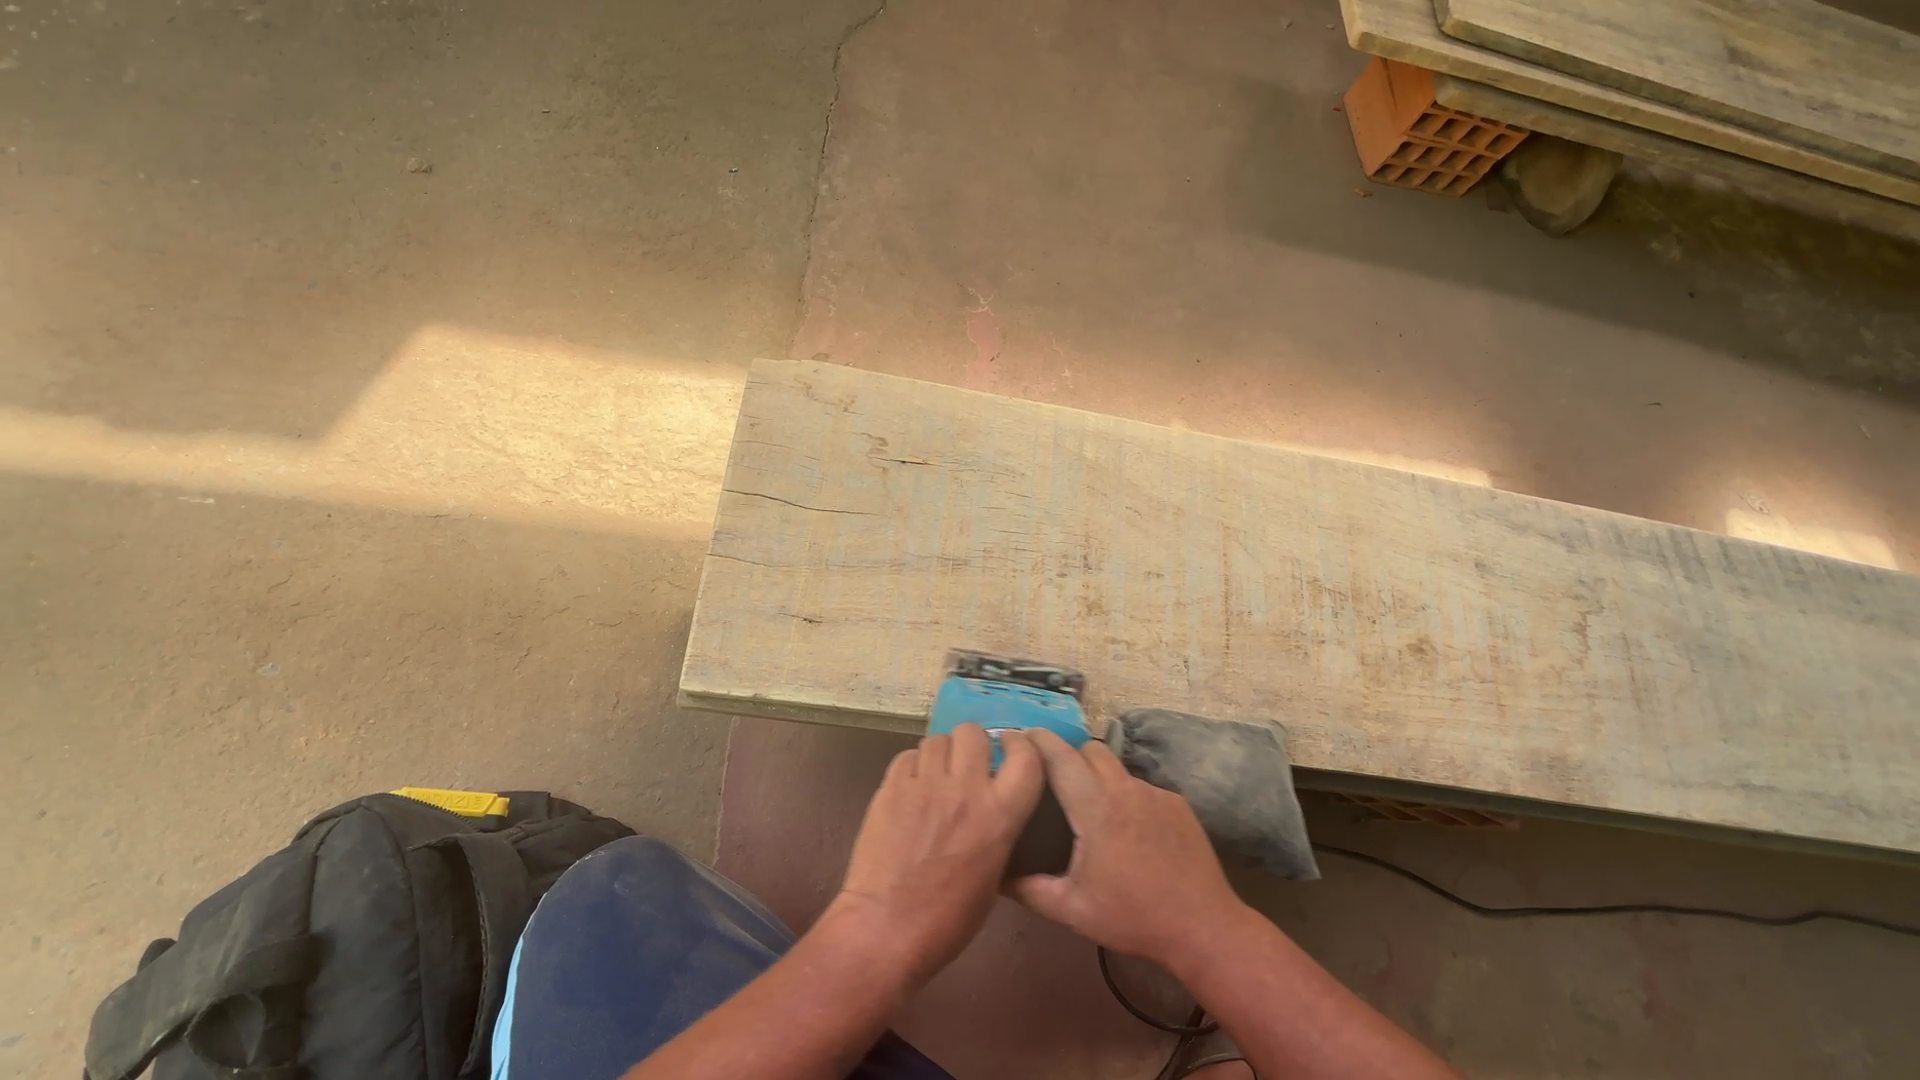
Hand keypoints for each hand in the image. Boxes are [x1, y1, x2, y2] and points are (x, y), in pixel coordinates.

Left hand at [827, 724, 1045, 983]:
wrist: (887, 927)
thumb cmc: (949, 918)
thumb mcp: (994, 873)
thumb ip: (998, 828)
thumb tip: (992, 806)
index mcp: (1000, 815)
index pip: (1026, 757)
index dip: (1021, 746)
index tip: (1012, 749)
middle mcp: (965, 789)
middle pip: (973, 732)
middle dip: (972, 744)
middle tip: (966, 764)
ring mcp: (925, 784)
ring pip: (937, 739)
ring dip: (940, 753)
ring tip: (935, 776)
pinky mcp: (891, 787)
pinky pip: (907, 756)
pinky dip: (912, 767)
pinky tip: (909, 789)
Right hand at [1009, 728, 1246, 966]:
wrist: (1203, 926)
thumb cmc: (1132, 917)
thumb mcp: (1072, 910)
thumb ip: (1029, 889)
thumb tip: (996, 874)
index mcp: (1095, 808)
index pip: (1060, 756)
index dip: (1037, 740)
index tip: (1017, 737)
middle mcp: (1125, 789)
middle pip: (1090, 749)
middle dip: (1067, 755)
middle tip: (1050, 779)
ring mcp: (1155, 793)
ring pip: (1117, 768)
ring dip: (1098, 776)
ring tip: (1088, 807)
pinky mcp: (1177, 804)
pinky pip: (1140, 787)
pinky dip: (1125, 797)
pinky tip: (1126, 830)